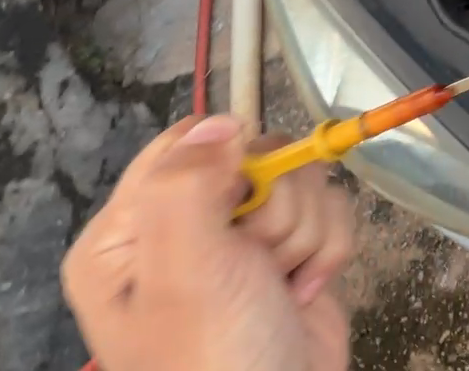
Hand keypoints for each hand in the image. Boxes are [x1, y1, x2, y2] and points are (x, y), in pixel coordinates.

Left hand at [62, 115, 355, 370]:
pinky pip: (335, 212)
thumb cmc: (214, 349)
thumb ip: (188, 190)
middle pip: (265, 159)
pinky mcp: (295, 251)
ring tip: (281, 281)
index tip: (242, 199)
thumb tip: (220, 121)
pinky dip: (331, 250)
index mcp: (133, 231)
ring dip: (310, 233)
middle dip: (282, 208)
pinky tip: (304, 288)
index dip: (233, 159)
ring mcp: (244, 242)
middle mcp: (186, 228)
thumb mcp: (187, 271)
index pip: (189, 144)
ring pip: (308, 185)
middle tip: (256, 259)